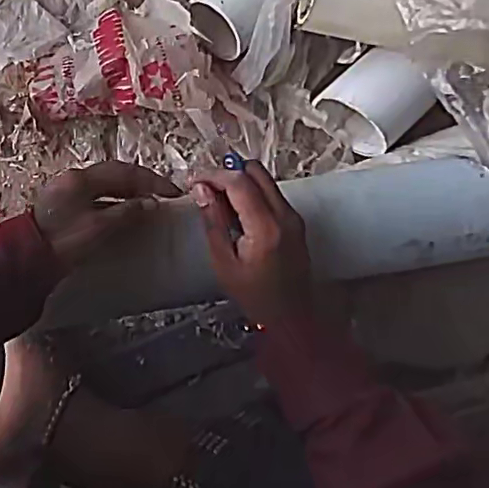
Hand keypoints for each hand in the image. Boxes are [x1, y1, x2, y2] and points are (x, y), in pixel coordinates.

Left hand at [33, 161, 183, 269]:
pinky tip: (126, 213)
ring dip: (129, 191)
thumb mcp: (99, 228)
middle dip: (142, 183)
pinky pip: (98, 195)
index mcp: (82, 179)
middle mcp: (75, 179)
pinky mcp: (64, 206)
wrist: (27, 258)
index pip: (125, 172)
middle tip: (164, 195)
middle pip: (115, 174)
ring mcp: (67, 191)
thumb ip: (126, 213)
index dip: (152, 181)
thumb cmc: (63, 242)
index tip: (173, 193)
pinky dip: (116, 201)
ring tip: (150, 204)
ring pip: (106, 184)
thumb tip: (150, 203)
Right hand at [190, 161, 313, 328]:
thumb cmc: (254, 295)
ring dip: (238, 180)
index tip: (194, 180)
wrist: (292, 316)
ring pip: (264, 179)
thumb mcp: (224, 261)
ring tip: (215, 198)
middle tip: (204, 185)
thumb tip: (201, 189)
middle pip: (255, 172)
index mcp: (266, 227)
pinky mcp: (295, 221)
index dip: (213, 175)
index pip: (239, 182)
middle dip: (227, 171)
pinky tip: (233, 209)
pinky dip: (250, 191)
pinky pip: (270, 192)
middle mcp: (285, 216)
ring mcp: (294, 217)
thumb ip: (213, 221)